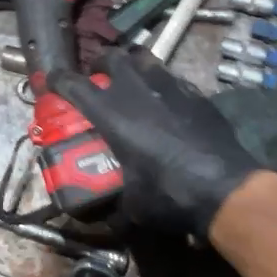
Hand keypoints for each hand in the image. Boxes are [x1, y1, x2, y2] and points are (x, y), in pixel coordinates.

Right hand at [49, 48, 262, 235]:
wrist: (225, 187)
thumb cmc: (169, 194)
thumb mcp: (132, 205)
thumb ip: (113, 204)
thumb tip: (102, 218)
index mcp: (111, 113)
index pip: (74, 85)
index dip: (58, 80)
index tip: (51, 79)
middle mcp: (136, 90)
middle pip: (111, 57)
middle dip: (99, 62)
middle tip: (97, 75)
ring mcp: (169, 86)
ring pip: (144, 58)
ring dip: (132, 63)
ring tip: (130, 77)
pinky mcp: (195, 93)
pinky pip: (171, 77)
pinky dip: (161, 82)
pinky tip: (164, 99)